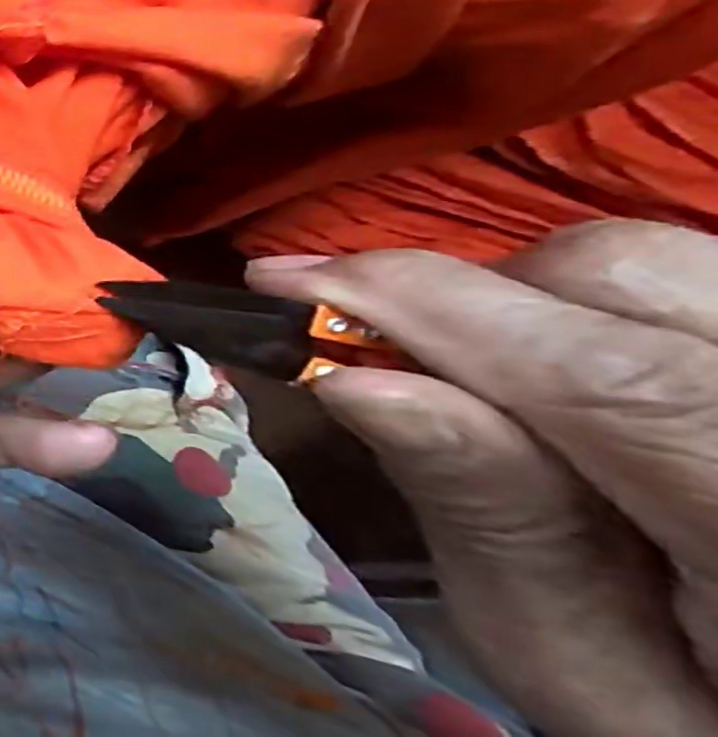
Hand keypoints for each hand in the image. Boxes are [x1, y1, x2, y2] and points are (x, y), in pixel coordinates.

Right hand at [248, 221, 717, 736]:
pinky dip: (581, 311)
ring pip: (655, 265)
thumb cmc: (698, 720)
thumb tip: (353, 384)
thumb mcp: (582, 666)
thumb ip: (489, 524)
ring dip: (525, 302)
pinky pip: (676, 289)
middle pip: (628, 276)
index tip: (280, 282)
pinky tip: (558, 377)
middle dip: (467, 297)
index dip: (419, 303)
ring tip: (484, 373)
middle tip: (387, 355)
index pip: (604, 374)